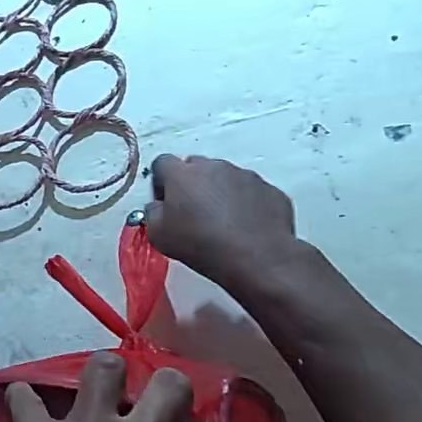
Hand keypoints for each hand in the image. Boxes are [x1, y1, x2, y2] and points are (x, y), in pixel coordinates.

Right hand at [142, 155, 372, 359]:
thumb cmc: (201, 244)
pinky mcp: (269, 190)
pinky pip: (251, 192)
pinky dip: (245, 204)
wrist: (256, 258)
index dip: (161, 182)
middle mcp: (214, 167)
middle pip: (196, 167)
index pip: (162, 163)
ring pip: (225, 178)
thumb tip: (157, 208)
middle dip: (191, 185)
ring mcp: (245, 176)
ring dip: (219, 193)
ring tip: (221, 223)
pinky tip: (243, 227)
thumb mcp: (158, 235)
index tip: (165, 202)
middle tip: (192, 213)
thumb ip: (151, 213)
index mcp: (182, 174)